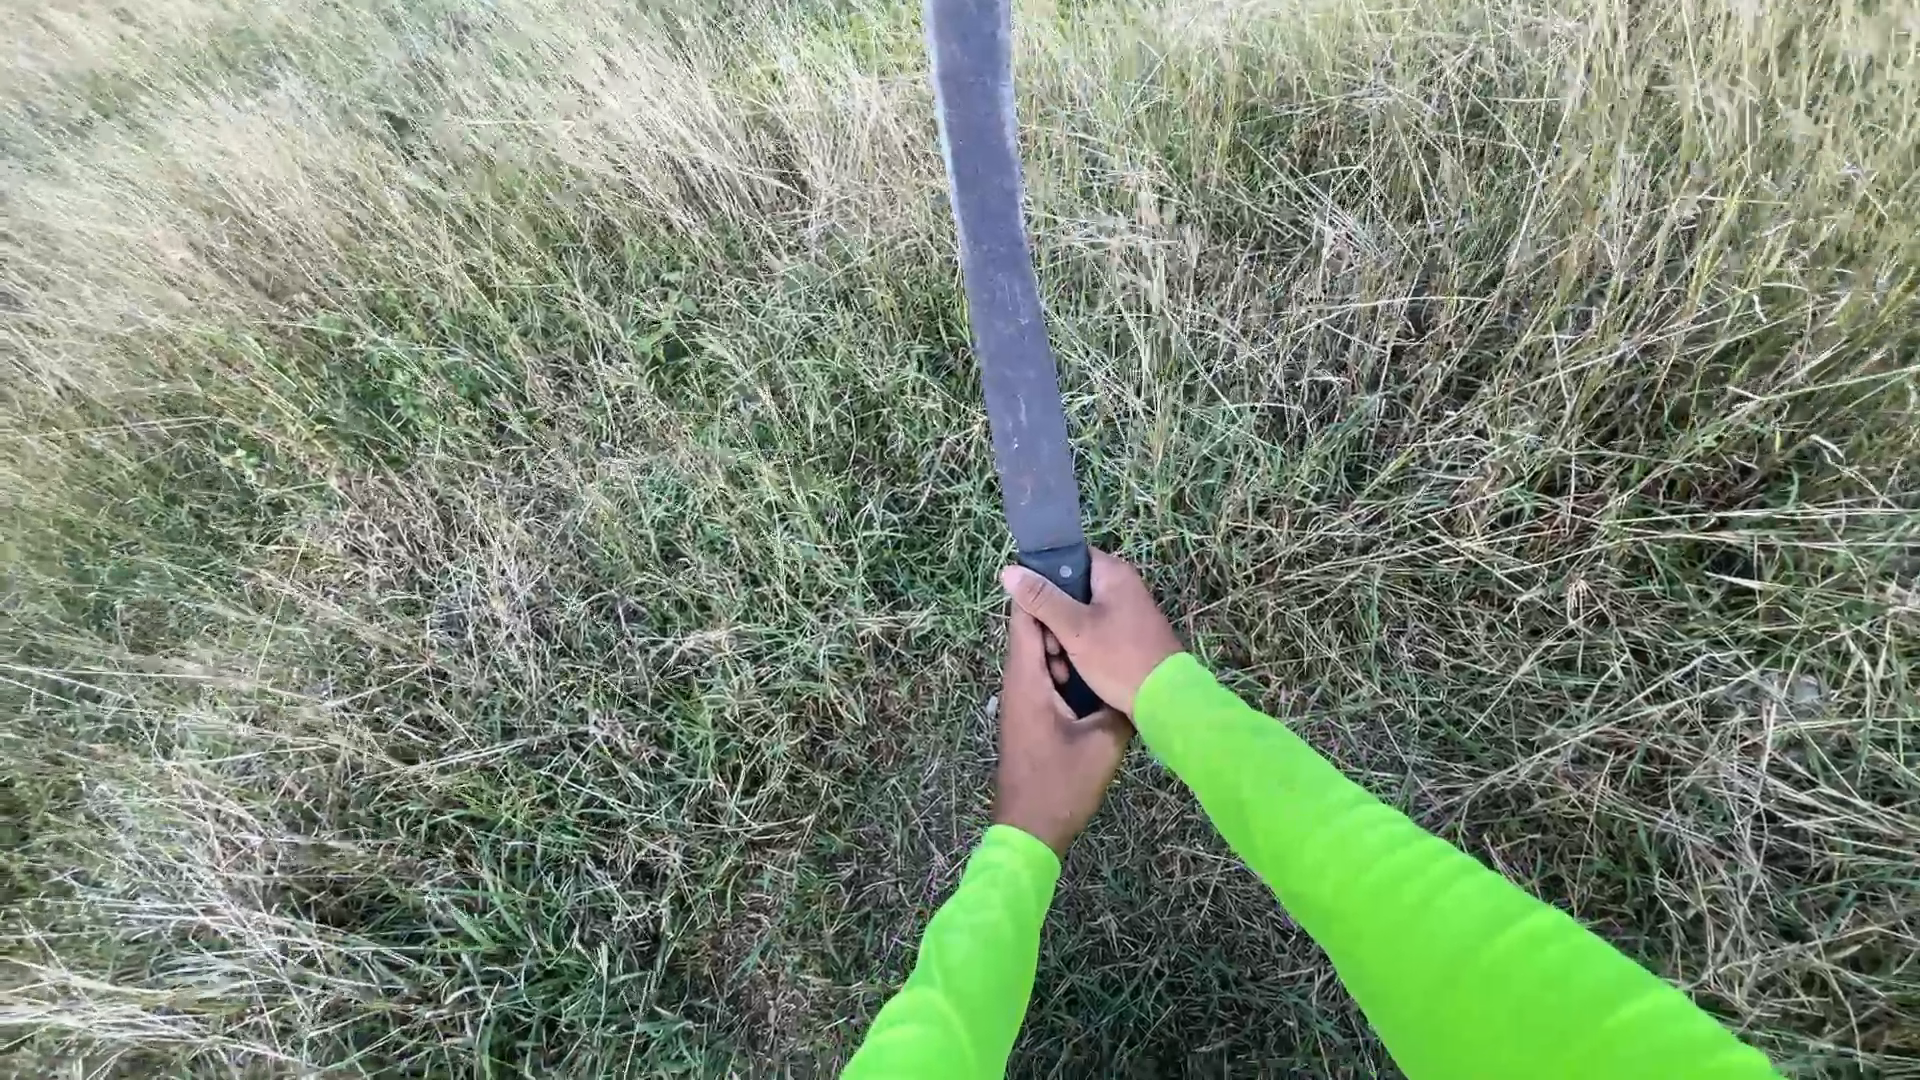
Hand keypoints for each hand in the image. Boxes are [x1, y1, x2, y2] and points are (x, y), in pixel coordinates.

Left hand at [992, 604, 1131, 858]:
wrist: (1029, 829)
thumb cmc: (1062, 783)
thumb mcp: (1104, 742)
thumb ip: (1118, 704)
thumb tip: (1134, 680)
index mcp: (1027, 679)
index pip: (1026, 618)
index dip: (1044, 590)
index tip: (1075, 571)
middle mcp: (1018, 682)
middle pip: (1035, 632)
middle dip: (1066, 617)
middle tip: (1104, 607)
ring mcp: (1021, 699)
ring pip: (1042, 656)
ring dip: (1069, 647)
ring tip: (1105, 639)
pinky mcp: (1029, 714)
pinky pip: (1044, 678)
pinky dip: (1066, 670)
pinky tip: (1095, 676)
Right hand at [999, 548, 1182, 715]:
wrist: (1166, 701)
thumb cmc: (1119, 659)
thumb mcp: (1074, 628)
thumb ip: (1042, 599)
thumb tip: (1009, 571)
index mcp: (1113, 573)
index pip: (1069, 557)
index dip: (1044, 575)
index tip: (1029, 600)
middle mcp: (1122, 585)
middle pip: (1071, 586)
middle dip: (1050, 610)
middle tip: (1043, 637)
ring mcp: (1126, 610)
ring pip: (1078, 611)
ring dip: (1062, 631)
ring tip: (1056, 656)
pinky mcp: (1126, 633)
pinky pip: (1092, 628)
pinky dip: (1078, 641)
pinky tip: (1070, 663)